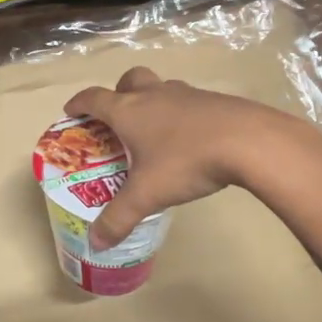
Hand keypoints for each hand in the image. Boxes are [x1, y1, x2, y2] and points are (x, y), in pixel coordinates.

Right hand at [63, 66, 301, 248]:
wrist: (250, 142)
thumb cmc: (186, 162)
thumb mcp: (148, 195)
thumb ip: (119, 218)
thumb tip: (96, 242)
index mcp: (128, 110)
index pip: (93, 98)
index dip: (79, 104)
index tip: (71, 111)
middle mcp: (154, 95)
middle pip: (129, 79)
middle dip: (118, 92)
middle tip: (117, 115)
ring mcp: (187, 94)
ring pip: (161, 87)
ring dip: (152, 101)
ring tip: (155, 129)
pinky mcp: (215, 101)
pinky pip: (190, 101)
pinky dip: (182, 114)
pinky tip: (191, 139)